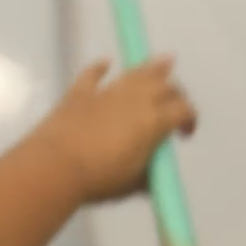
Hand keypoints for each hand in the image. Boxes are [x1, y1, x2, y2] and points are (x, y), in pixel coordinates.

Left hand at [24, 58, 196, 202]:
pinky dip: (100, 68)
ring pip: (135, 74)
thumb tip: (152, 178)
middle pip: (164, 86)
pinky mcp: (80, 94)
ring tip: (165, 61)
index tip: (184, 134)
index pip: (182, 110)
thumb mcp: (132, 184)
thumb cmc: (100, 178)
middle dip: (175, 92)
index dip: (190, 118)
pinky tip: (105, 62)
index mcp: (154, 121)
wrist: (56, 167)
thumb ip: (147, 176)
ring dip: (152, 67)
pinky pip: (92, 75)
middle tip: (174, 104)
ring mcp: (107, 93)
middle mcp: (135, 100)